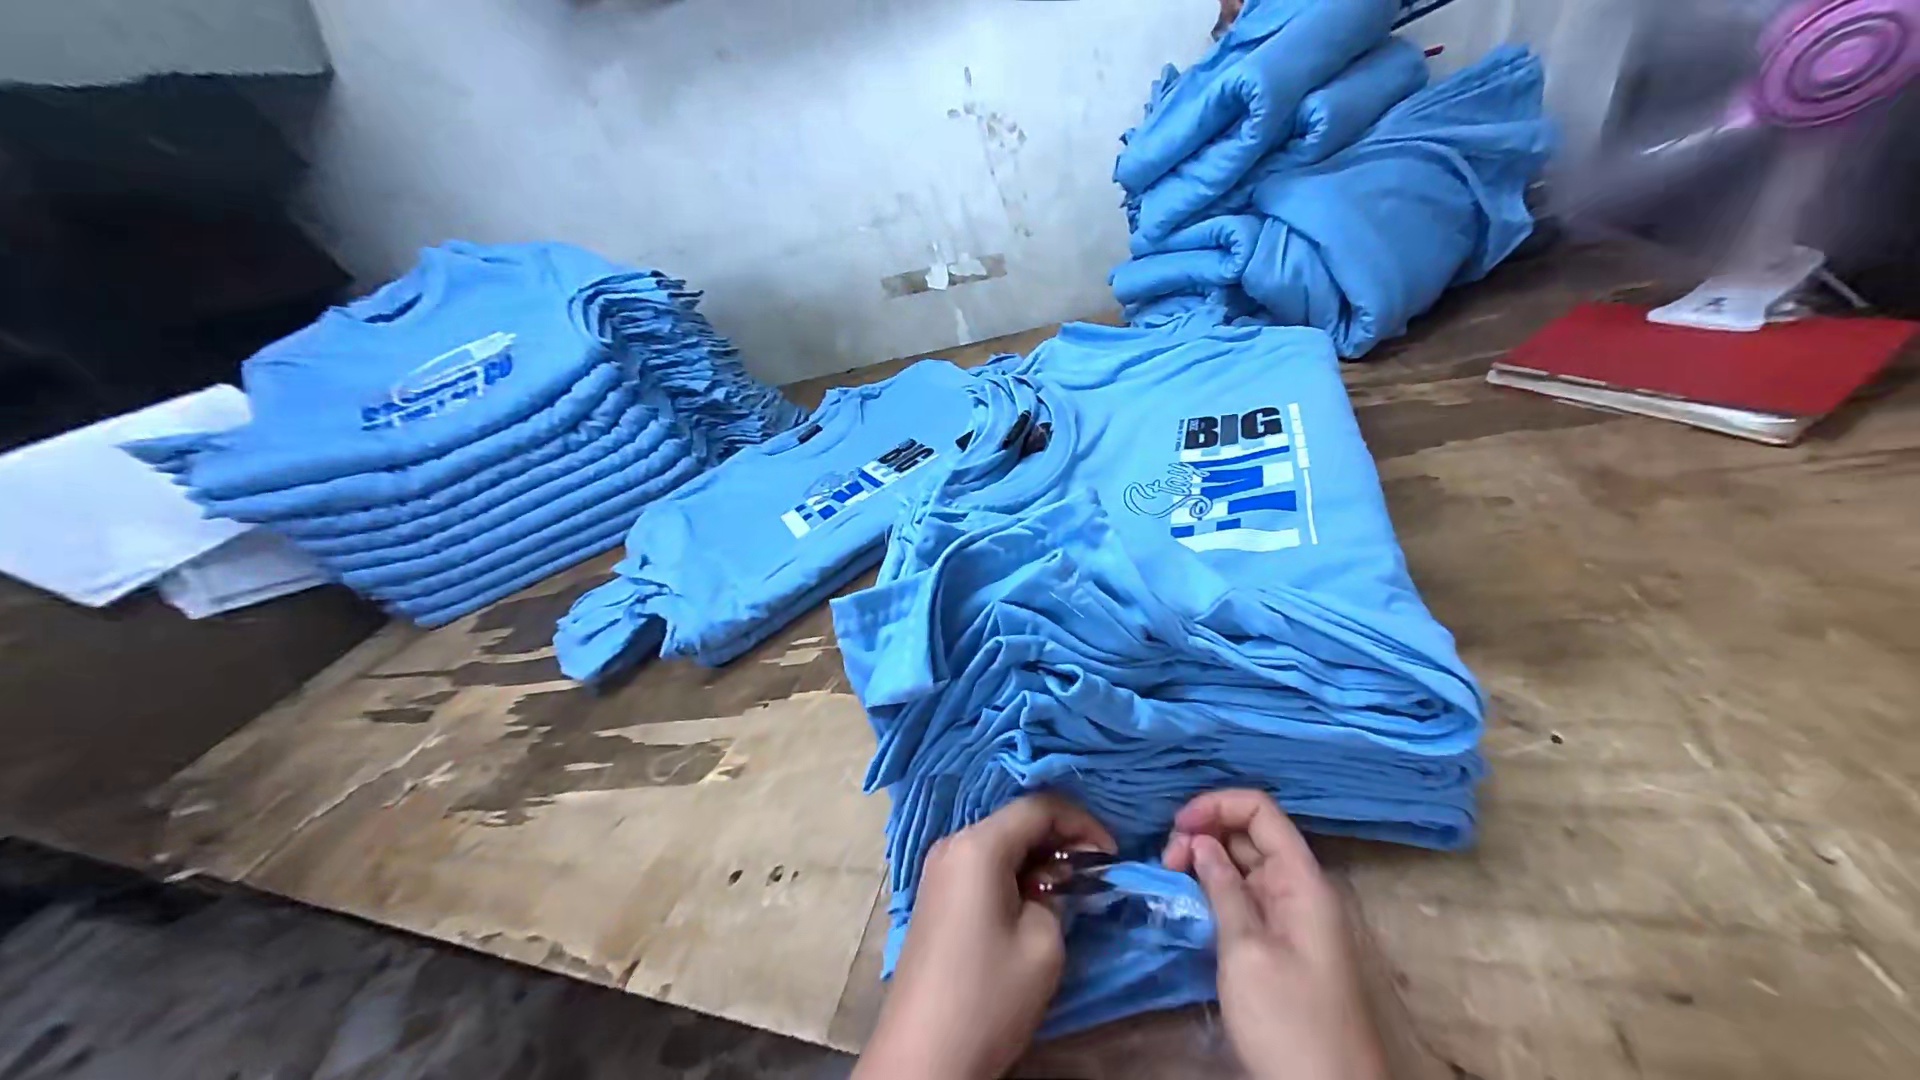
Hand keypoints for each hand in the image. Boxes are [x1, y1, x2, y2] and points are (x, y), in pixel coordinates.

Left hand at [854, 794, 1116, 1079]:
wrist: (924, 1053)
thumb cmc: (988, 995)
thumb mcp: (1043, 942)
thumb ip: (1057, 895)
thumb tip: (1051, 882)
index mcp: (978, 844)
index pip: (1038, 806)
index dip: (1081, 821)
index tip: (1111, 852)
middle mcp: (952, 842)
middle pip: (1015, 819)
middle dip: (1059, 837)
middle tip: (1093, 868)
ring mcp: (939, 866)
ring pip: (999, 840)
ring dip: (1036, 854)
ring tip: (1067, 885)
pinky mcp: (935, 891)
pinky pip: (981, 862)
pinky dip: (1012, 869)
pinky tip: (1032, 896)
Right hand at [1164, 790, 1385, 1079]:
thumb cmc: (1287, 1021)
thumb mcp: (1246, 950)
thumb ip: (1223, 888)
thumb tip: (1201, 841)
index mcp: (1301, 880)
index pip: (1260, 810)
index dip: (1217, 805)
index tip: (1178, 826)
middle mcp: (1296, 887)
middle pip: (1248, 832)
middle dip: (1204, 831)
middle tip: (1168, 859)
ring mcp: (1286, 914)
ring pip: (1240, 861)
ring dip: (1204, 857)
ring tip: (1171, 873)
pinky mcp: (1274, 939)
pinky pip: (1241, 893)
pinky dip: (1212, 885)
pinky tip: (1187, 893)